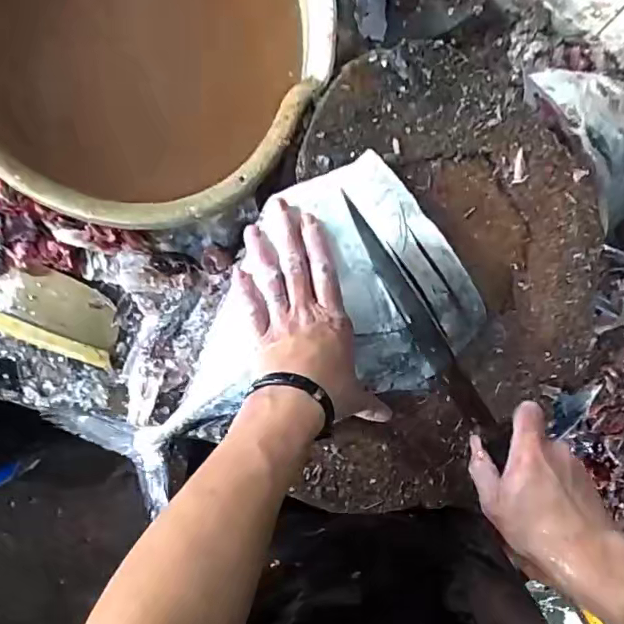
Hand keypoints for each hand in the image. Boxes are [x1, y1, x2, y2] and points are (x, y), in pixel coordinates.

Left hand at [232, 199, 389, 424]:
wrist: (296, 404)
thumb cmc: (331, 395)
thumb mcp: (355, 397)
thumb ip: (369, 402)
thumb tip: (388, 416)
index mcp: (334, 321)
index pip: (328, 274)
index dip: (319, 245)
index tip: (311, 220)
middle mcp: (307, 314)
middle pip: (297, 267)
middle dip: (289, 234)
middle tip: (280, 207)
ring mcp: (281, 322)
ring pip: (272, 281)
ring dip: (262, 254)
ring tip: (253, 228)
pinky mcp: (260, 337)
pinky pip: (251, 310)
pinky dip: (243, 291)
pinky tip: (236, 271)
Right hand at [468, 401, 623, 588]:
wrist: (585, 553)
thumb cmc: (533, 528)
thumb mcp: (494, 503)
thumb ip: (482, 469)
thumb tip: (476, 444)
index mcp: (530, 449)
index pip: (527, 410)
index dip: (517, 419)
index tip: (508, 440)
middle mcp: (557, 450)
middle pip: (538, 444)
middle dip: (527, 461)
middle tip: (516, 492)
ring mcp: (577, 466)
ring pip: (553, 464)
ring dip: (544, 479)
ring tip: (536, 511)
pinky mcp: (590, 483)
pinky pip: (567, 480)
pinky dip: (559, 493)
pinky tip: (554, 518)